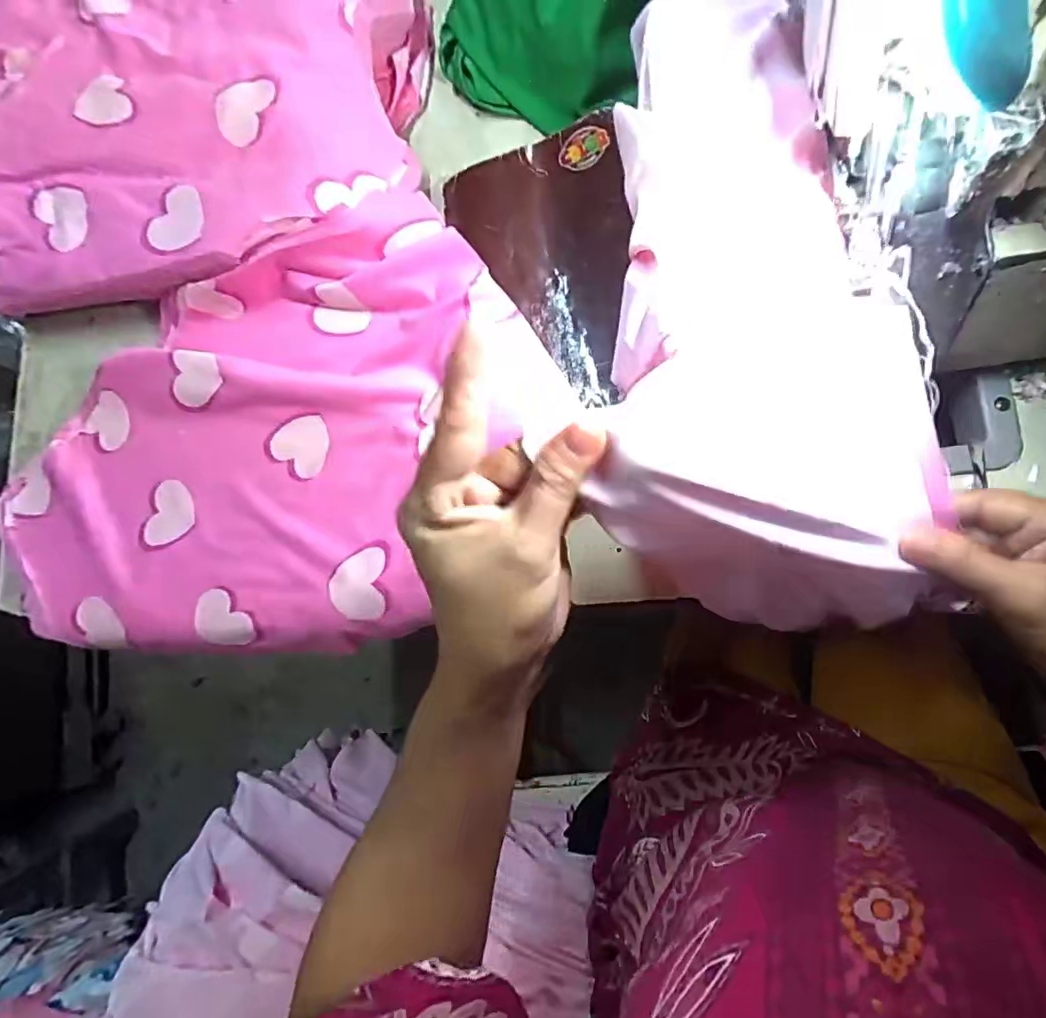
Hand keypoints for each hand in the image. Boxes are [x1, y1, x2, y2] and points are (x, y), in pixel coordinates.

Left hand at [399, 326, 607, 696]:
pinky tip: (599, 473)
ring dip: (567, 464)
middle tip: (593, 423)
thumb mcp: (531, 544)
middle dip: (549, 439)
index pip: (457, 424)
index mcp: (440, 497)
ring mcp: (489, 509)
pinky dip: (570, 485)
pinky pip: (544, 490)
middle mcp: (459, 494)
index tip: (476, 322)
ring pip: (534, 468)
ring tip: (605, 447)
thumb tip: (588, 425)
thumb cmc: (502, 613)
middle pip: (508, 448)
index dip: (470, 373)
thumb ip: (557, 482)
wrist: (506, 667)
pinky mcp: (516, 523)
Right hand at [900, 489, 1045, 733]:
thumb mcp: (1021, 595)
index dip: (936, 514)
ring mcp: (1035, 563)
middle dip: (935, 543)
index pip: (983, 504)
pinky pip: (983, 579)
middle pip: (976, 528)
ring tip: (896, 573)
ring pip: (975, 555)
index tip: (889, 529)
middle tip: (886, 554)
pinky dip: (956, 586)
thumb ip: (961, 562)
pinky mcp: (1027, 590)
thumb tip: (903, 535)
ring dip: (942, 566)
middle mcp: (1044, 532)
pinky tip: (924, 592)